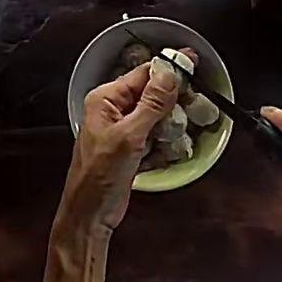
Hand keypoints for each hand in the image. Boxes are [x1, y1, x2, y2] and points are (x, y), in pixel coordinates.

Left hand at [56, 51, 189, 236]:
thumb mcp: (129, 137)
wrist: (89, 216)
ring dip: (168, 124)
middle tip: (192, 104)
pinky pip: (153, 134)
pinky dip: (163, 141)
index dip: (167, 70)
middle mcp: (112, 109)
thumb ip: (151, 104)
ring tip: (176, 133)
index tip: (191, 65)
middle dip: (172, 100)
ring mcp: (122, 128)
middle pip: (150, 92)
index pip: (142, 74)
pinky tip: (164, 152)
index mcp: (105, 99)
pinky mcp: (130, 146)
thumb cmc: (99, 177)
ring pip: (155, 115)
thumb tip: (169, 74)